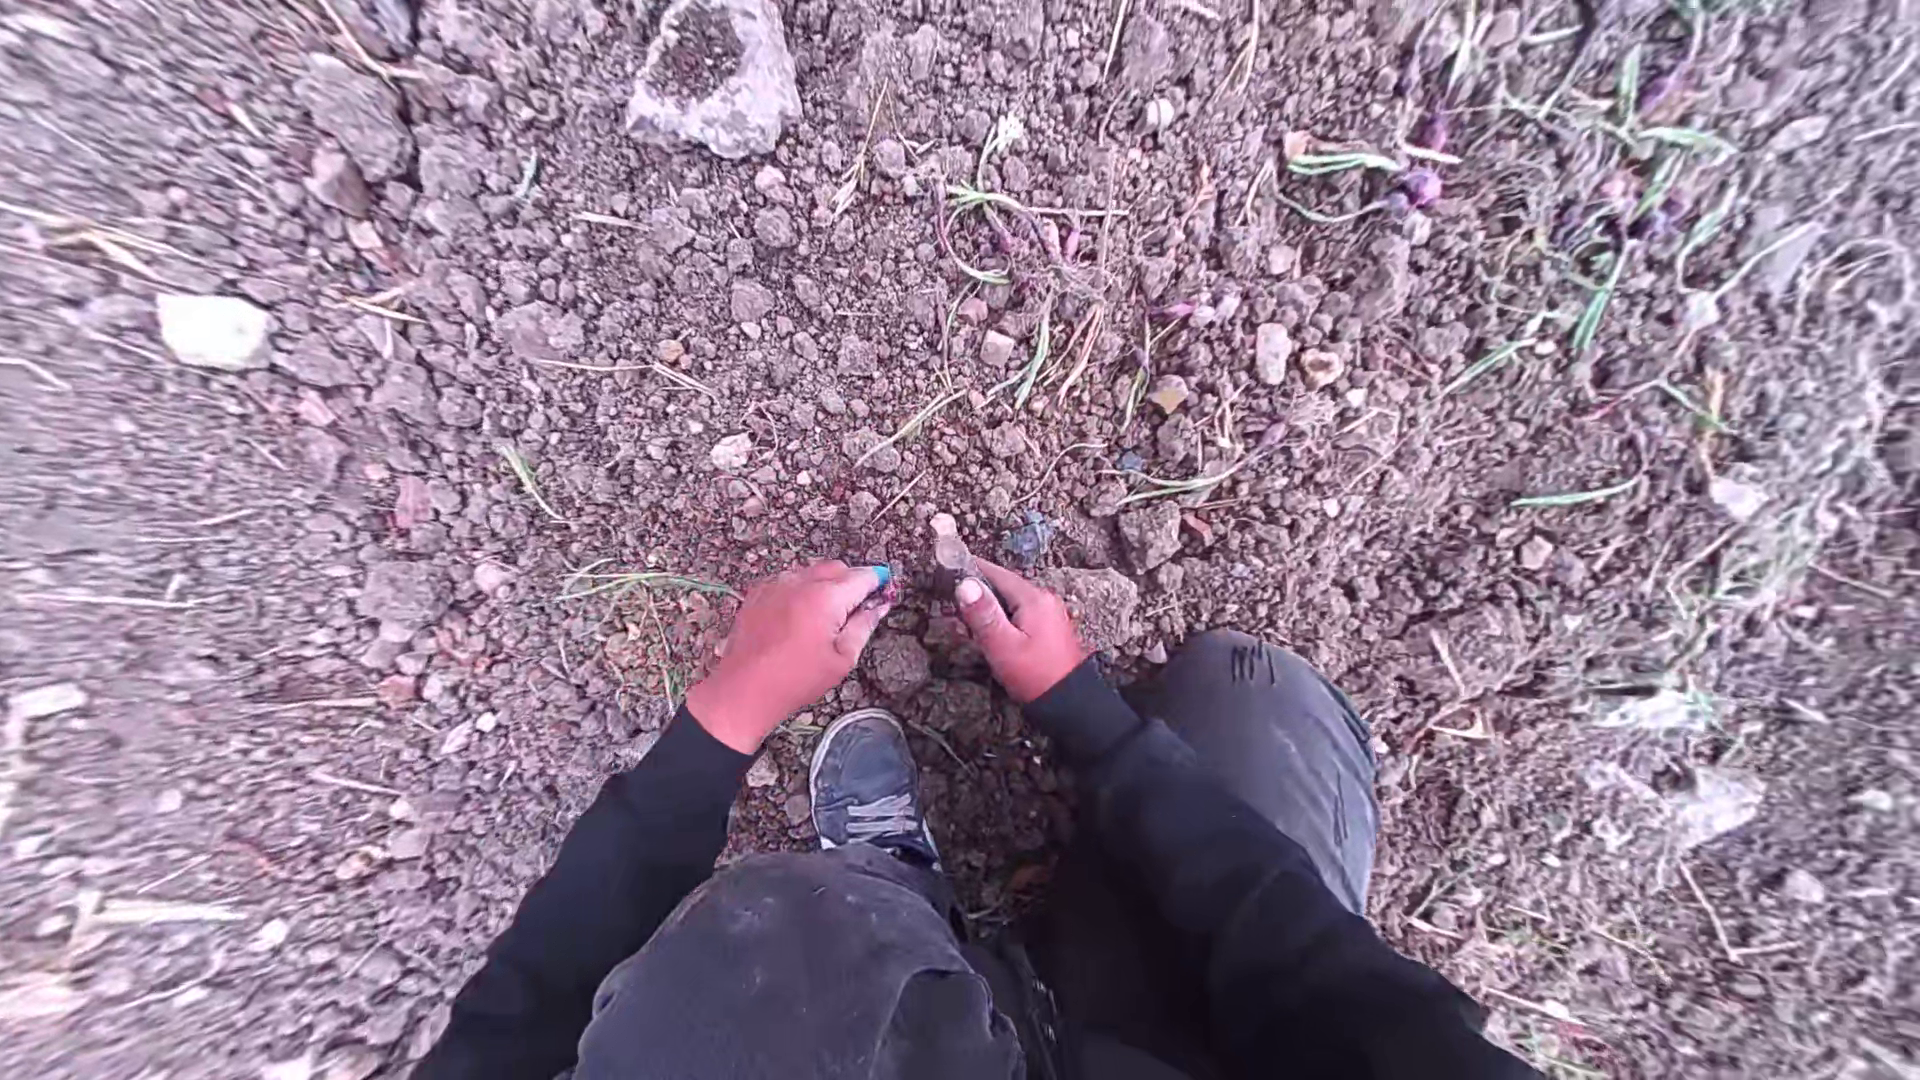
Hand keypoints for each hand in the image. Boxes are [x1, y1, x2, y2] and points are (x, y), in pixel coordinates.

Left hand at [685, 561, 890, 752]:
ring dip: (826, 584)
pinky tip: (800, 615)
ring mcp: (777, 585)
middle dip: (852, 582)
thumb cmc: (794, 679)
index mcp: (827, 597)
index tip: (884, 590)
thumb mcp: (842, 659)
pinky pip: (789, 580)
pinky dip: (801, 589)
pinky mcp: (759, 592)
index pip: (863, 576)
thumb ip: (864, 626)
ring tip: (825, 616)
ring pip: (812, 571)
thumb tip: (879, 607)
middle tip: (856, 608)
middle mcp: (801, 582)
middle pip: (838, 567)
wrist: (744, 689)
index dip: (878, 582)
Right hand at [953, 558, 1089, 702]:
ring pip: (1011, 602)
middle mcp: (1045, 600)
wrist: (1071, 705)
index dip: (972, 570)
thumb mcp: (1003, 646)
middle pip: (1004, 587)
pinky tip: (993, 634)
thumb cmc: (1037, 677)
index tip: (951, 566)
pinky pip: (1020, 615)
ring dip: (991, 608)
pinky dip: (1003, 619)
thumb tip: (965, 585)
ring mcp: (1049, 614)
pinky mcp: (1049, 629)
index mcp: (1034, 599)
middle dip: (979, 593)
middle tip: (954, 601)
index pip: (997, 573)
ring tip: (969, 620)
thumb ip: (984, 615)